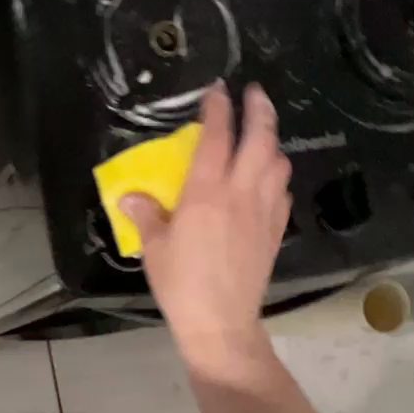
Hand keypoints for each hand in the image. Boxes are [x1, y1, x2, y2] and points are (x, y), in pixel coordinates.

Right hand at [121, 82, 289, 370]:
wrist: (220, 322)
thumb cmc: (181, 285)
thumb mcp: (154, 250)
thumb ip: (146, 216)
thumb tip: (131, 196)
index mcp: (205, 192)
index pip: (216, 137)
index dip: (217, 109)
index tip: (217, 90)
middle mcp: (240, 193)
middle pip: (260, 138)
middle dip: (259, 110)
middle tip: (254, 94)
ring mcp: (263, 211)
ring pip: (278, 162)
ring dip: (272, 143)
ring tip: (261, 138)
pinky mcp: (275, 231)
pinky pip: (282, 192)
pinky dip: (276, 177)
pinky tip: (267, 182)